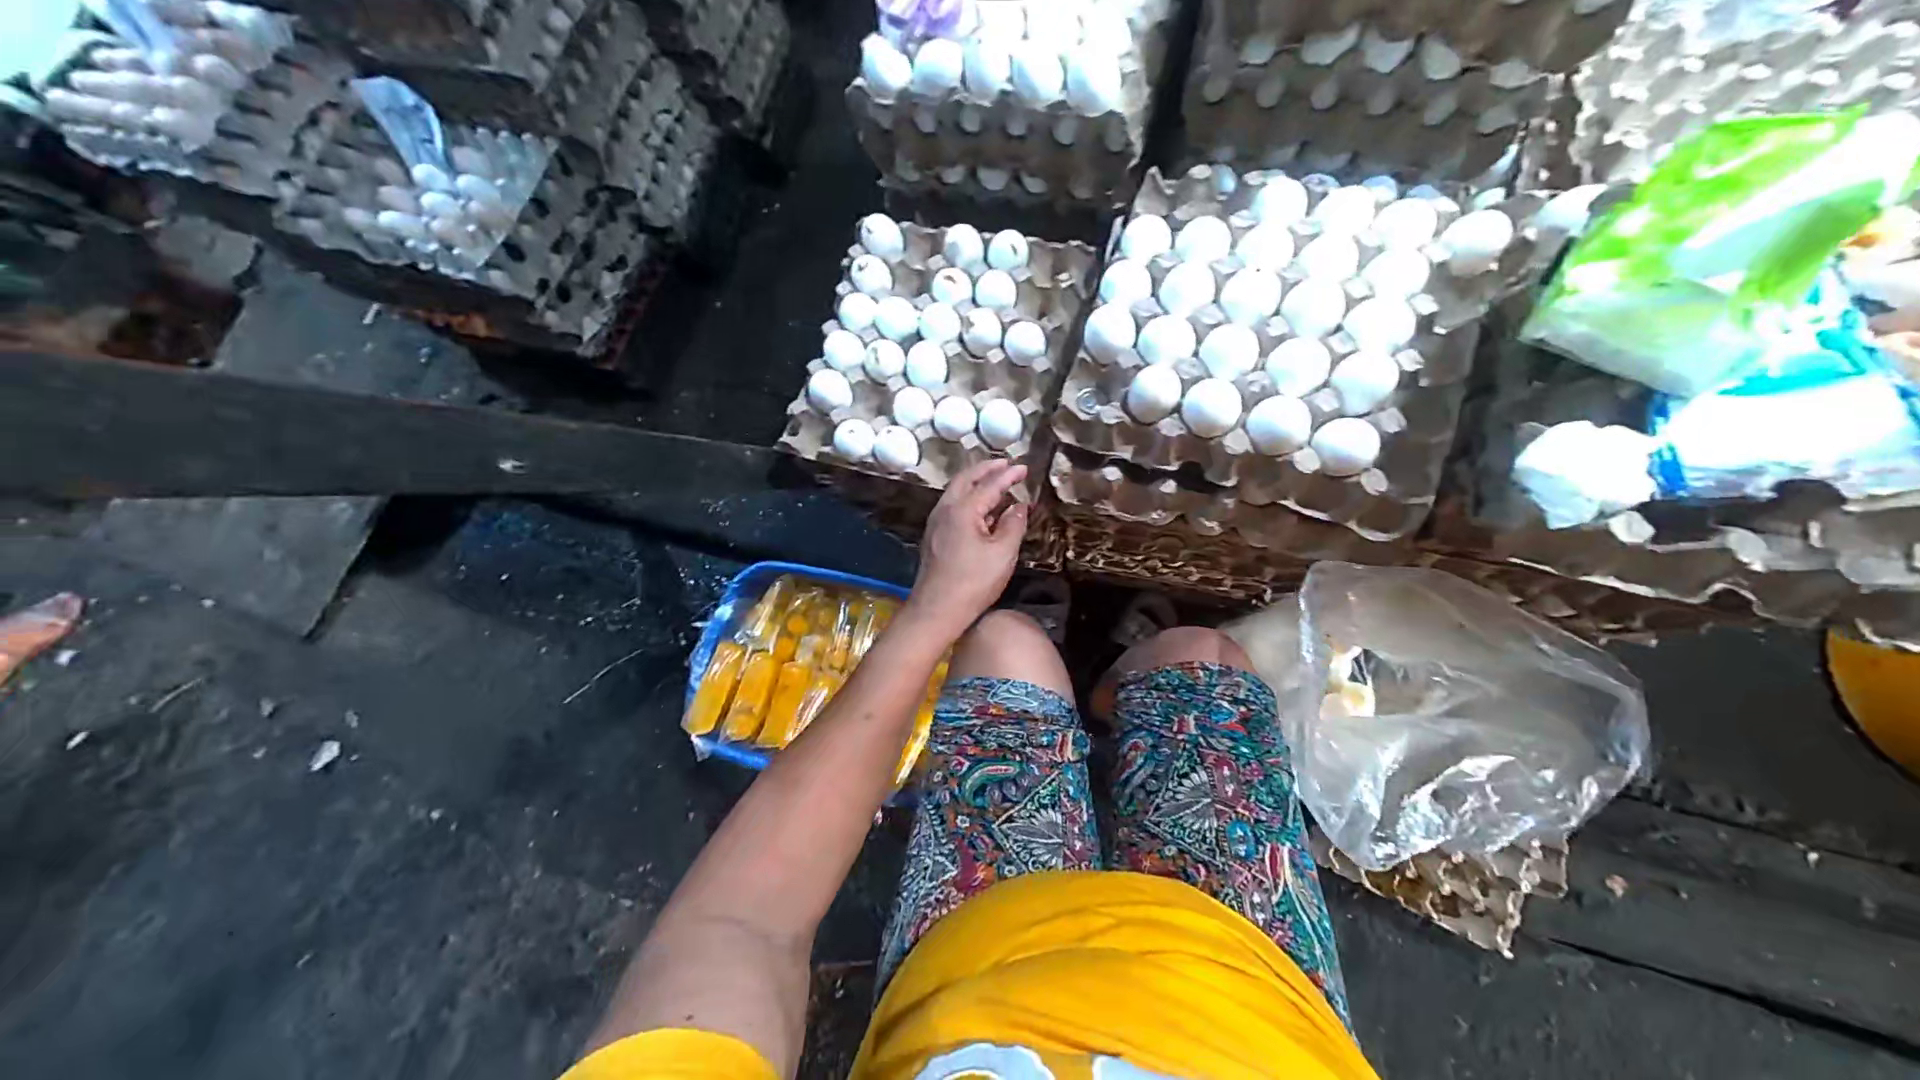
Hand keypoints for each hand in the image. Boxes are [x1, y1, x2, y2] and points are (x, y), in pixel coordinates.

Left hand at [906, 459, 1028, 639]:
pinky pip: (953, 506)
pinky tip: (982, 508)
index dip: (1009, 475)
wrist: (937, 610)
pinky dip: (969, 498)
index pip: (989, 484)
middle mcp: (945, 509)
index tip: (1024, 468)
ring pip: (956, 492)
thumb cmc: (973, 583)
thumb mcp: (1003, 554)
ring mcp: (936, 523)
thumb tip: (1019, 506)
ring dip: (976, 483)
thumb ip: (1013, 525)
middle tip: (1006, 465)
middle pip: (965, 479)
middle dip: (986, 469)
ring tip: (996, 482)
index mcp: (962, 509)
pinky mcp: (935, 536)